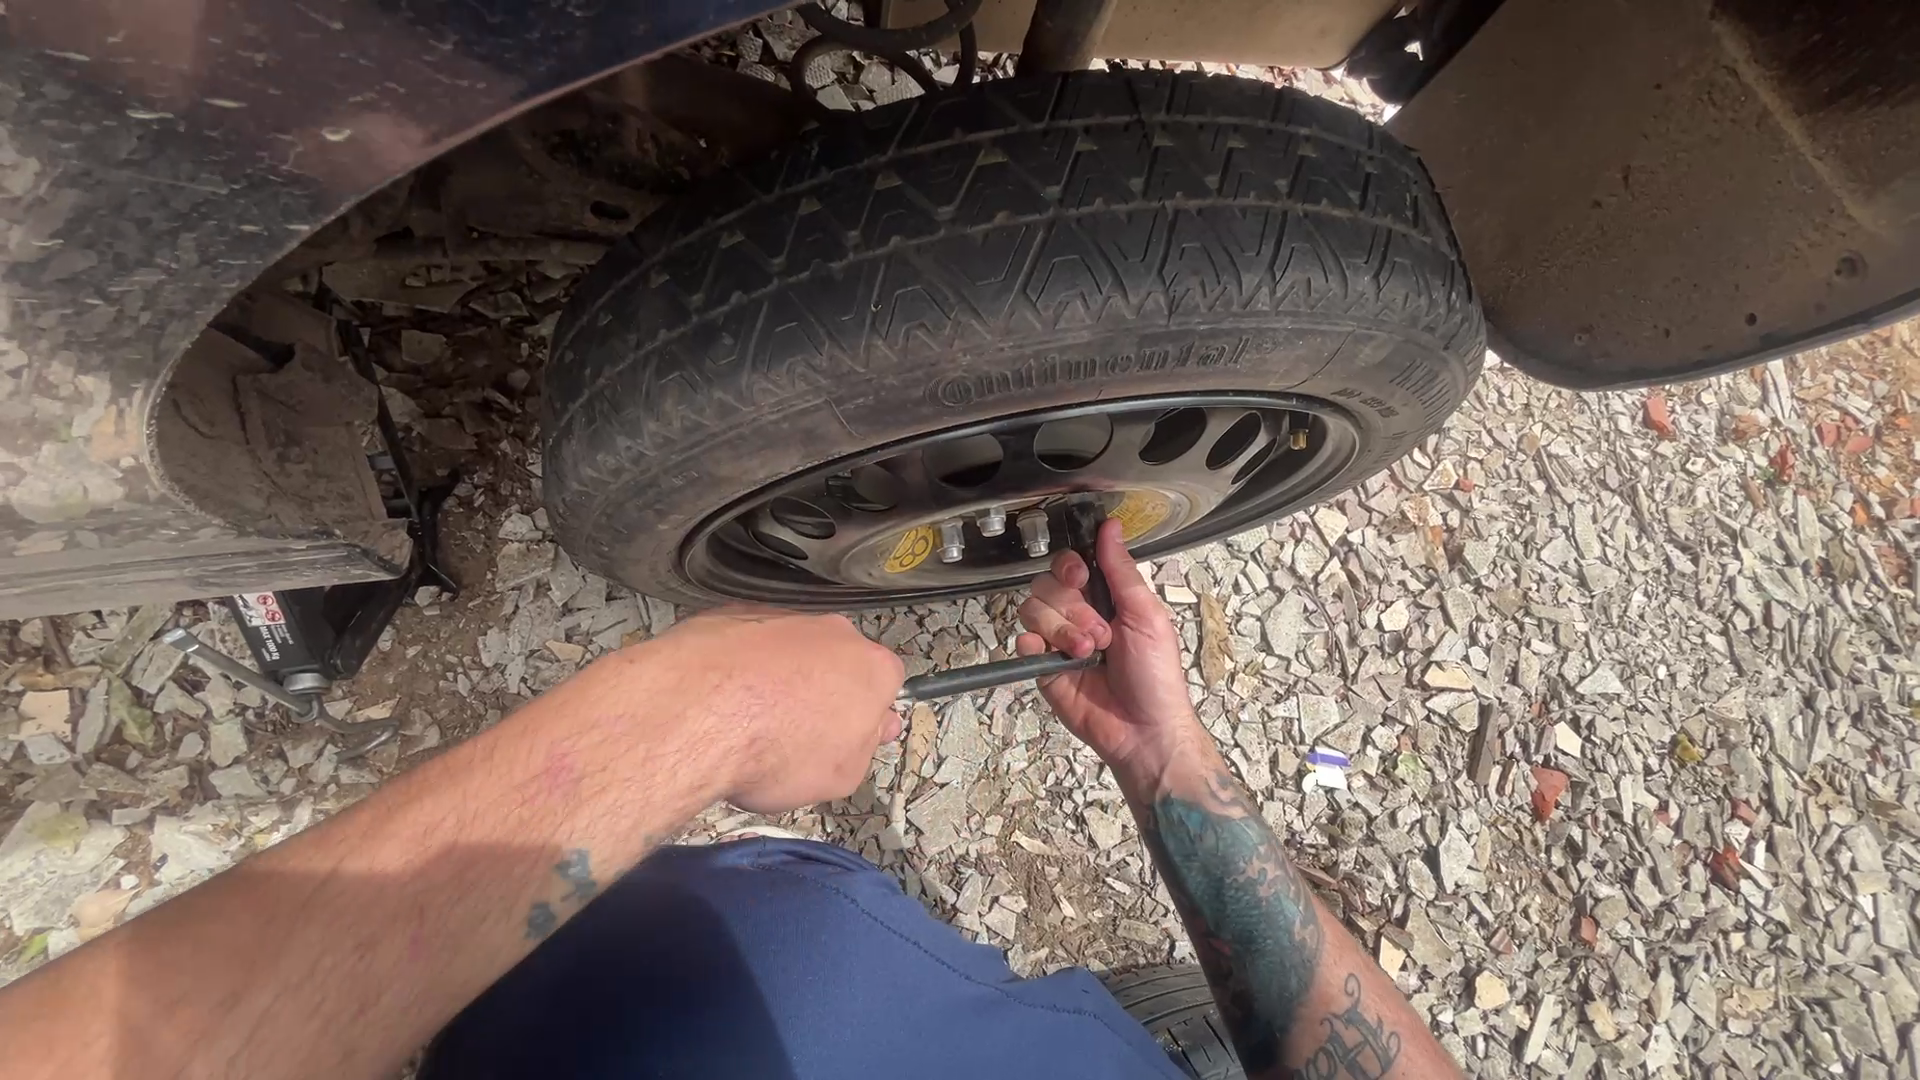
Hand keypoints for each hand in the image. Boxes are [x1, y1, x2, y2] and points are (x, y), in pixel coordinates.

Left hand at [622, 607, 904, 813]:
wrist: (697, 712)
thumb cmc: (773, 748)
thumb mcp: (839, 778)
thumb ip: (863, 749)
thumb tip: (868, 732)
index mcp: (873, 668)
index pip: (887, 686)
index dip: (866, 716)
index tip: (846, 738)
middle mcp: (835, 632)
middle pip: (839, 662)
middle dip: (823, 692)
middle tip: (796, 734)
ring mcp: (785, 617)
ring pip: (792, 650)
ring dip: (779, 678)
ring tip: (748, 721)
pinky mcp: (735, 612)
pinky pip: (749, 642)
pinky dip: (740, 665)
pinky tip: (719, 699)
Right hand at [1015, 519, 1205, 787]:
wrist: (1143, 730)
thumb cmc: (1155, 674)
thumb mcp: (1146, 615)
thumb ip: (1121, 570)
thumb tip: (1111, 526)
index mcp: (1102, 598)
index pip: (1068, 564)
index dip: (1068, 565)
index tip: (1081, 577)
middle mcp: (1075, 615)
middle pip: (1046, 584)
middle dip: (1073, 609)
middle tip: (1102, 636)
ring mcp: (1056, 641)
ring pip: (1031, 609)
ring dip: (1061, 629)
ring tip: (1088, 653)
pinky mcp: (1041, 667)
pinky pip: (1022, 642)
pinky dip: (1033, 645)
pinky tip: (1055, 658)